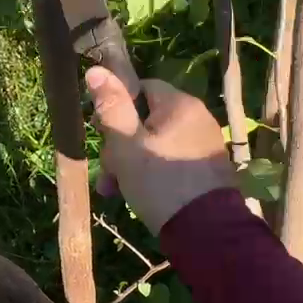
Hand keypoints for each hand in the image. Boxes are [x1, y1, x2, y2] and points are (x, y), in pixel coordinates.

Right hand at [86, 66, 236, 233]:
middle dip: (119, 145)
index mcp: (180, 105)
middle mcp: (197, 119)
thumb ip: (112, 107)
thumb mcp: (126, 144)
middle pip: (145, 119)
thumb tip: (95, 69)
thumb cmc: (160, 181)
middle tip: (108, 171)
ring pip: (154, 144)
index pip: (141, 87)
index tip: (101, 132)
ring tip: (114, 190)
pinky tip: (134, 195)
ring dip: (130, 163)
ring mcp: (203, 145)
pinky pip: (169, 161)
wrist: (207, 234)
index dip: (117, 107)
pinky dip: (150, 173)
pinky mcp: (206, 169)